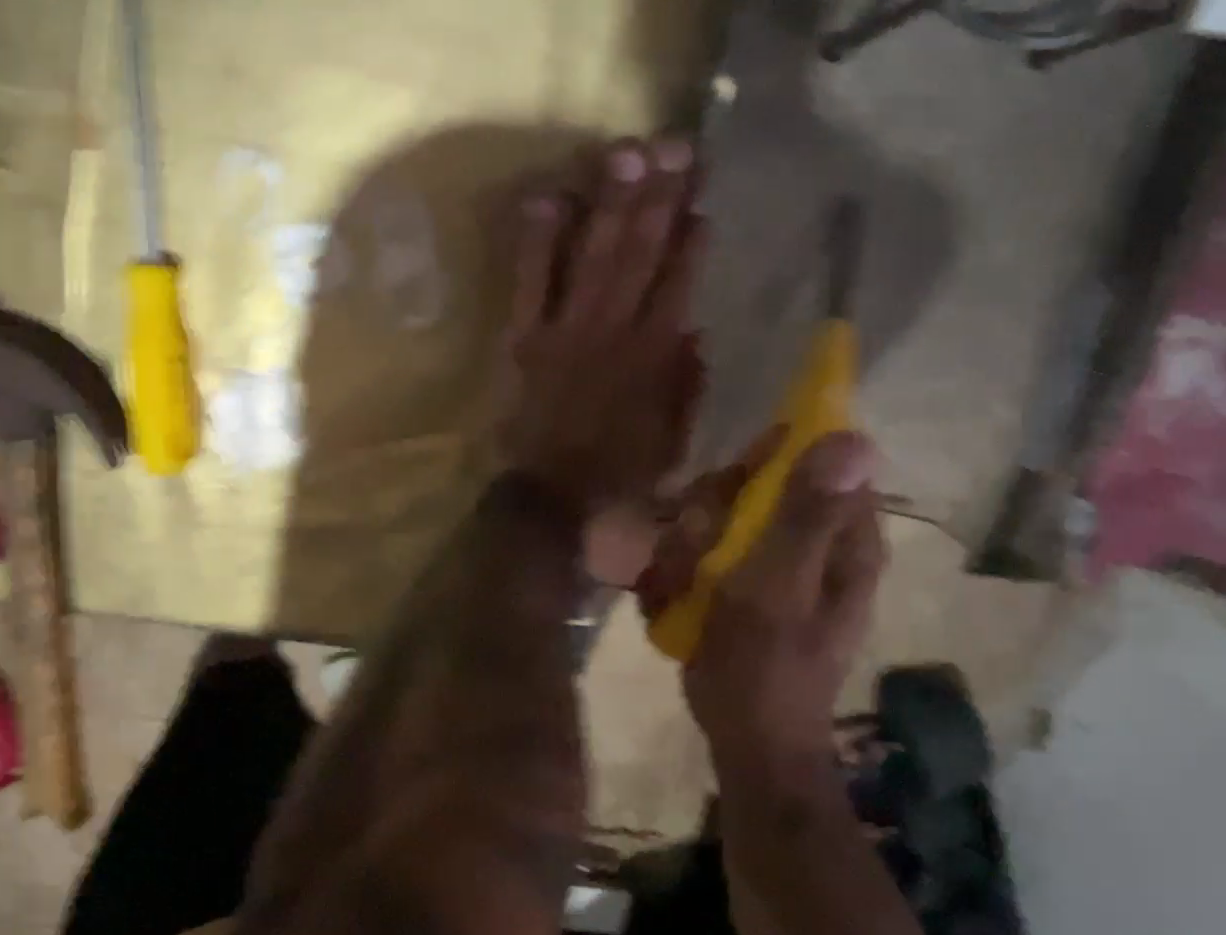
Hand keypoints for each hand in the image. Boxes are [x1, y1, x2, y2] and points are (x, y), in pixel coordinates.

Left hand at [499, 138, 706, 511]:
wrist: (550, 499)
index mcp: (655, 359)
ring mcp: (565, 331)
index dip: (690, 240)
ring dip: (608, 203)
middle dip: (658, 198)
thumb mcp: (673, 443)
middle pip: (640, 255)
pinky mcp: (523, 338)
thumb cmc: (617, 476)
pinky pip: (529, 282)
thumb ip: (687, 387)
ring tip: (623, 152)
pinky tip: (546, 195)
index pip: (679, 285)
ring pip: (591, 256)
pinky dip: (536, 240)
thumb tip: (696, 334)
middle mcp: (614, 333)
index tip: (702, 198)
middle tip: (672, 145)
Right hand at [639, 431, 886, 767]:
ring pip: (721, 521)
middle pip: (756, 487)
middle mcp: (815, 543)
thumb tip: (853, 439)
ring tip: (676, 589)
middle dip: (710, 516)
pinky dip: (683, 576)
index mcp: (843, 538)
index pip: (813, 459)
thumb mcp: (781, 587)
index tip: (725, 495)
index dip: (763, 462)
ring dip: (686, 550)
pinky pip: (706, 556)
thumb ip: (806, 516)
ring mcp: (777, 568)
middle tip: (692, 554)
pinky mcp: (746, 590)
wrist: (749, 741)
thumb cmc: (767, 668)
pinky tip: (674, 603)